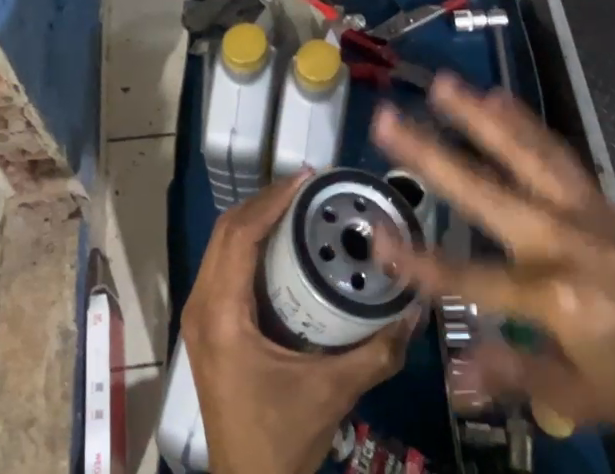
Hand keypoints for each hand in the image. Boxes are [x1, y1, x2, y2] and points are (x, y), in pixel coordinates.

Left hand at [182, 170, 416, 473]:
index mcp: (221, 314)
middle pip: (226, 232)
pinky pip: (224, 266)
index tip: (308, 180)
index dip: (272, 201)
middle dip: (266, 203)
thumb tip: (415, 307)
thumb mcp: (334, 391)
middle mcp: (201, 305)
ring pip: (221, 247)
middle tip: (310, 189)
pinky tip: (283, 245)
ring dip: (256, 221)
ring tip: (300, 206)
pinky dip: (249, 245)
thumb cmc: (282, 435)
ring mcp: (199, 315)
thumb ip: (378, 350)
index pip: (239, 236)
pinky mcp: (206, 325)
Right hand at [370, 75, 614, 430]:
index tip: (376, 238)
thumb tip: (453, 370)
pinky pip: (556, 154)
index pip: (471, 279)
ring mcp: (584, 213)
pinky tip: (497, 98)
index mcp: (557, 298)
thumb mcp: (580, 399)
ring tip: (442, 85)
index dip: (420, 262)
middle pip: (487, 193)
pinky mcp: (598, 201)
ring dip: (480, 118)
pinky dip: (524, 123)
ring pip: (525, 155)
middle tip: (388, 120)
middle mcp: (565, 243)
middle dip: (432, 156)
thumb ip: (515, 374)